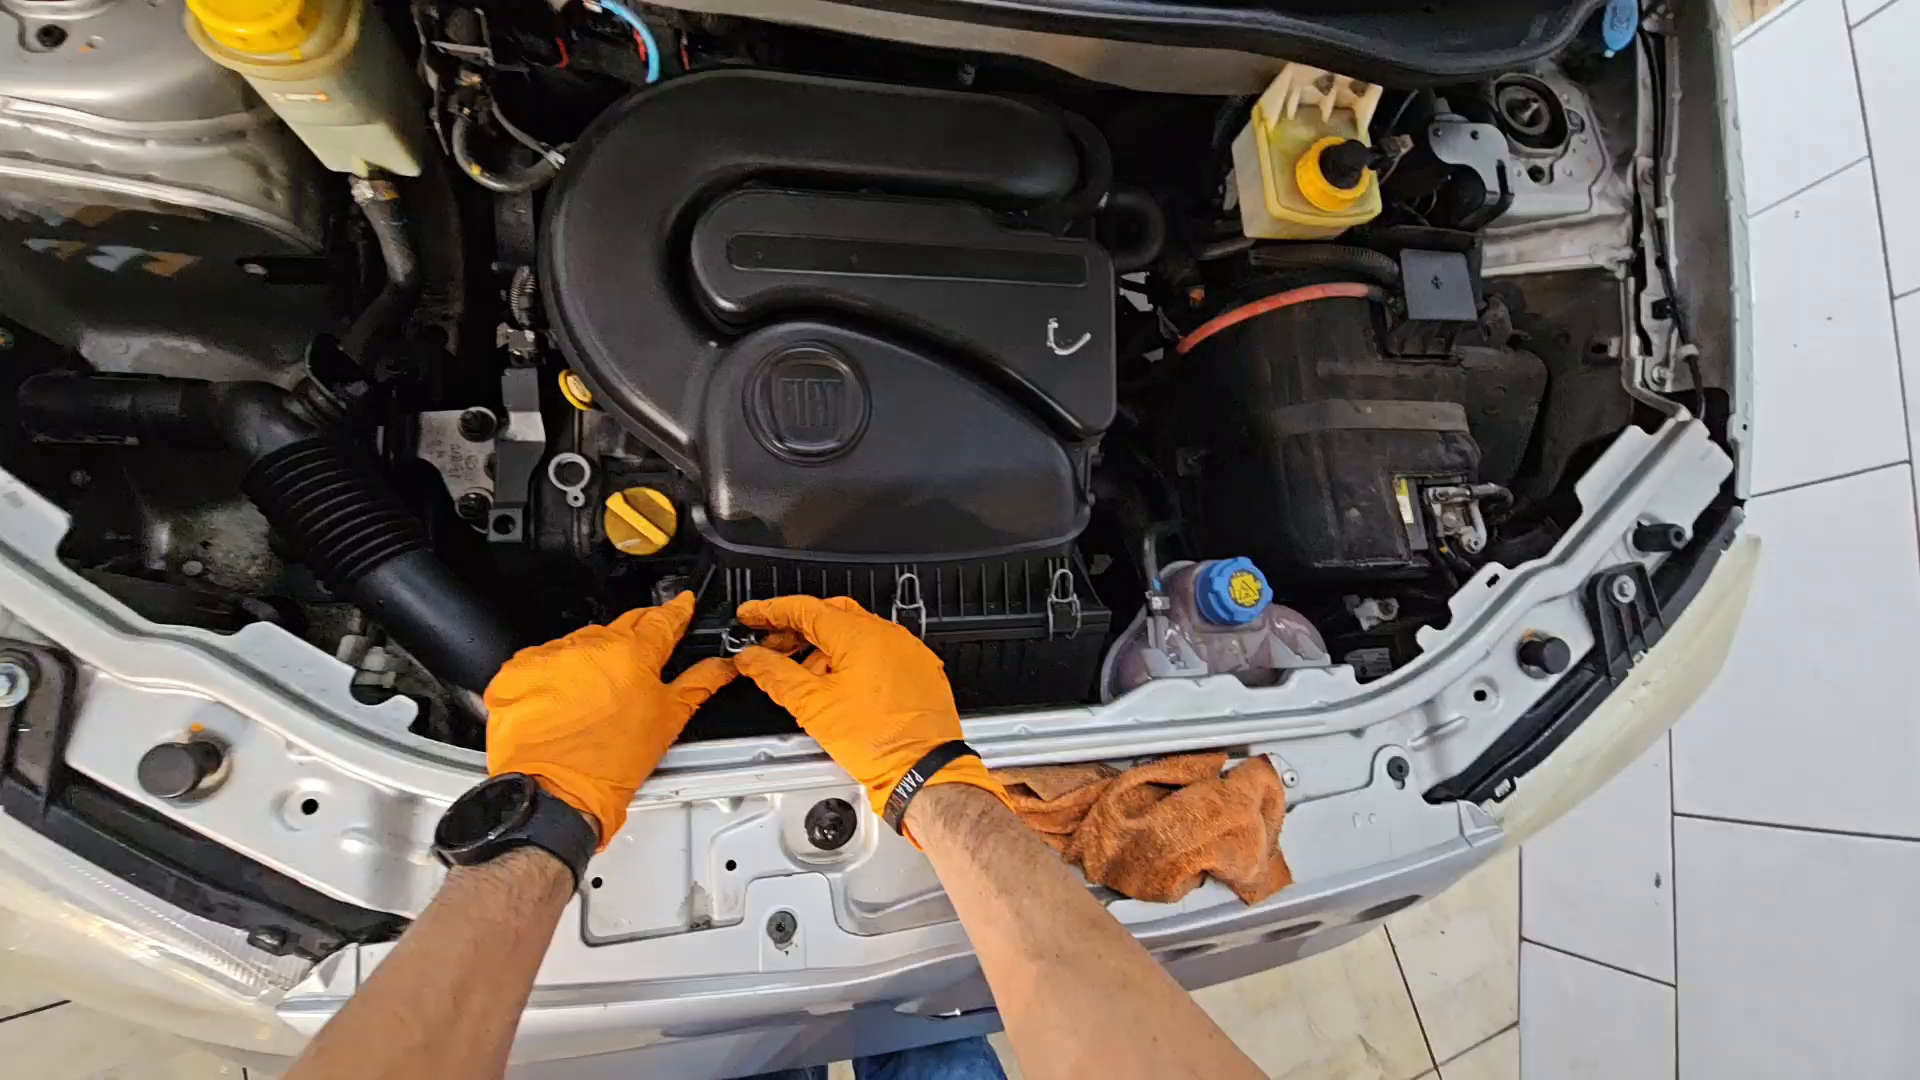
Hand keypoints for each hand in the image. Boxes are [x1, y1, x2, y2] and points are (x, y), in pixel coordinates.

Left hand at [483, 592, 733, 846]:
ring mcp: (551, 656)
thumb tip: (722, 666)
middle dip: (637, 635)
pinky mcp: (516, 672)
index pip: (663, 618)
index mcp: (634, 652)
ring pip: (582, 643)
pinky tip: (564, 698)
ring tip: (599, 693)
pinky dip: (555, 673)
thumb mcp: (669, 720)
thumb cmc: (610, 765)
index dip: (678, 610)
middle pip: (623, 626)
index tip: (682, 603)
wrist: (554, 795)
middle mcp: (591, 645)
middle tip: (644, 655)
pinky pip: (542, 659)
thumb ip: (699, 682)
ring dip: (594, 658)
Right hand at [733, 596, 1007, 831]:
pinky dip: (851, 658)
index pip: (805, 608)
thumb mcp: (813, 706)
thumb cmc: (878, 741)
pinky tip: (838, 684)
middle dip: (796, 629)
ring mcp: (905, 648)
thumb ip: (776, 675)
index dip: (771, 610)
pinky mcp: (917, 666)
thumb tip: (753, 658)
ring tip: (802, 675)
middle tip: (771, 645)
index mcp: (858, 635)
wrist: (923, 767)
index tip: (751, 615)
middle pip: (830, 615)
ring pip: (854, 633)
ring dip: (823, 647)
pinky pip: (877, 650)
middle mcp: (886, 633)